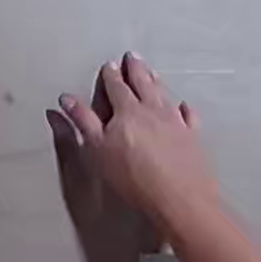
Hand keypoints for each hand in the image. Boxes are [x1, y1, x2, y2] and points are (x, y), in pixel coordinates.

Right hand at [54, 52, 221, 238]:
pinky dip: (186, 110)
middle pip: (143, 84)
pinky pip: (190, 119)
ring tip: (152, 73)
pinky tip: (184, 106)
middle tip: (133, 56)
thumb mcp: (96, 149)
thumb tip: (66, 99)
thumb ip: (82, 121)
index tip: (109, 64)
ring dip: (157, 83)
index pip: (116, 86)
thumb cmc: (133, 177)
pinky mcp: (194, 142)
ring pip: (164, 96)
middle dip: (136, 70)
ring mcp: (176, 126)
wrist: (181, 204)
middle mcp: (153, 112)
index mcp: (127, 112)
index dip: (111, 75)